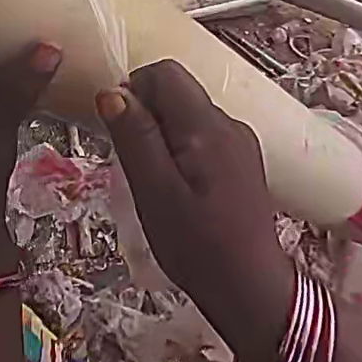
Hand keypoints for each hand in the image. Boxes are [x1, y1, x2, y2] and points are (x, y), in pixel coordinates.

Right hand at [96, 61, 294, 360]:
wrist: (250, 288)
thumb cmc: (195, 244)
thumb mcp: (154, 191)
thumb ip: (135, 137)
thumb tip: (112, 92)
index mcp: (207, 126)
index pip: (166, 73)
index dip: (134, 88)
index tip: (119, 127)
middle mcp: (229, 123)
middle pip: (178, 90)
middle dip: (146, 112)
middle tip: (133, 159)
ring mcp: (240, 141)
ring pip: (188, 113)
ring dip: (162, 131)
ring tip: (153, 177)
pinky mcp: (242, 159)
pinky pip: (202, 135)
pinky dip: (180, 147)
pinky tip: (177, 186)